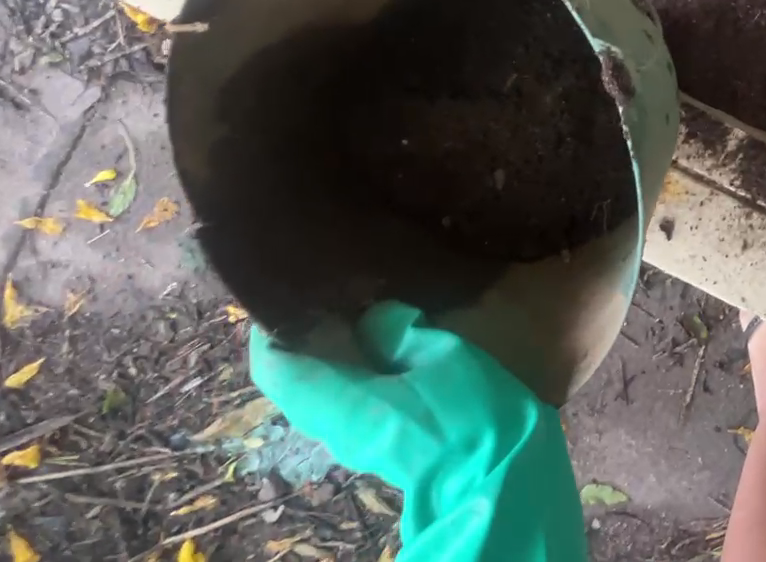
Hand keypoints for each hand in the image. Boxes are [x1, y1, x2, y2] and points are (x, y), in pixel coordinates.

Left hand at [250, 302, 585, 561]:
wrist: (493, 471)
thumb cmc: (466, 410)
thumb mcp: (441, 354)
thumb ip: (398, 332)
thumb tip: (371, 317)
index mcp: (338, 401)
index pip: (276, 366)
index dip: (272, 329)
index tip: (295, 295)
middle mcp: (329, 425)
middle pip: (294, 377)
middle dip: (306, 335)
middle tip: (334, 295)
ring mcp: (349, 438)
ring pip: (317, 389)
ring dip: (329, 352)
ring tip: (359, 312)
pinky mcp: (371, 441)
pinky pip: (341, 399)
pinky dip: (348, 368)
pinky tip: (382, 346)